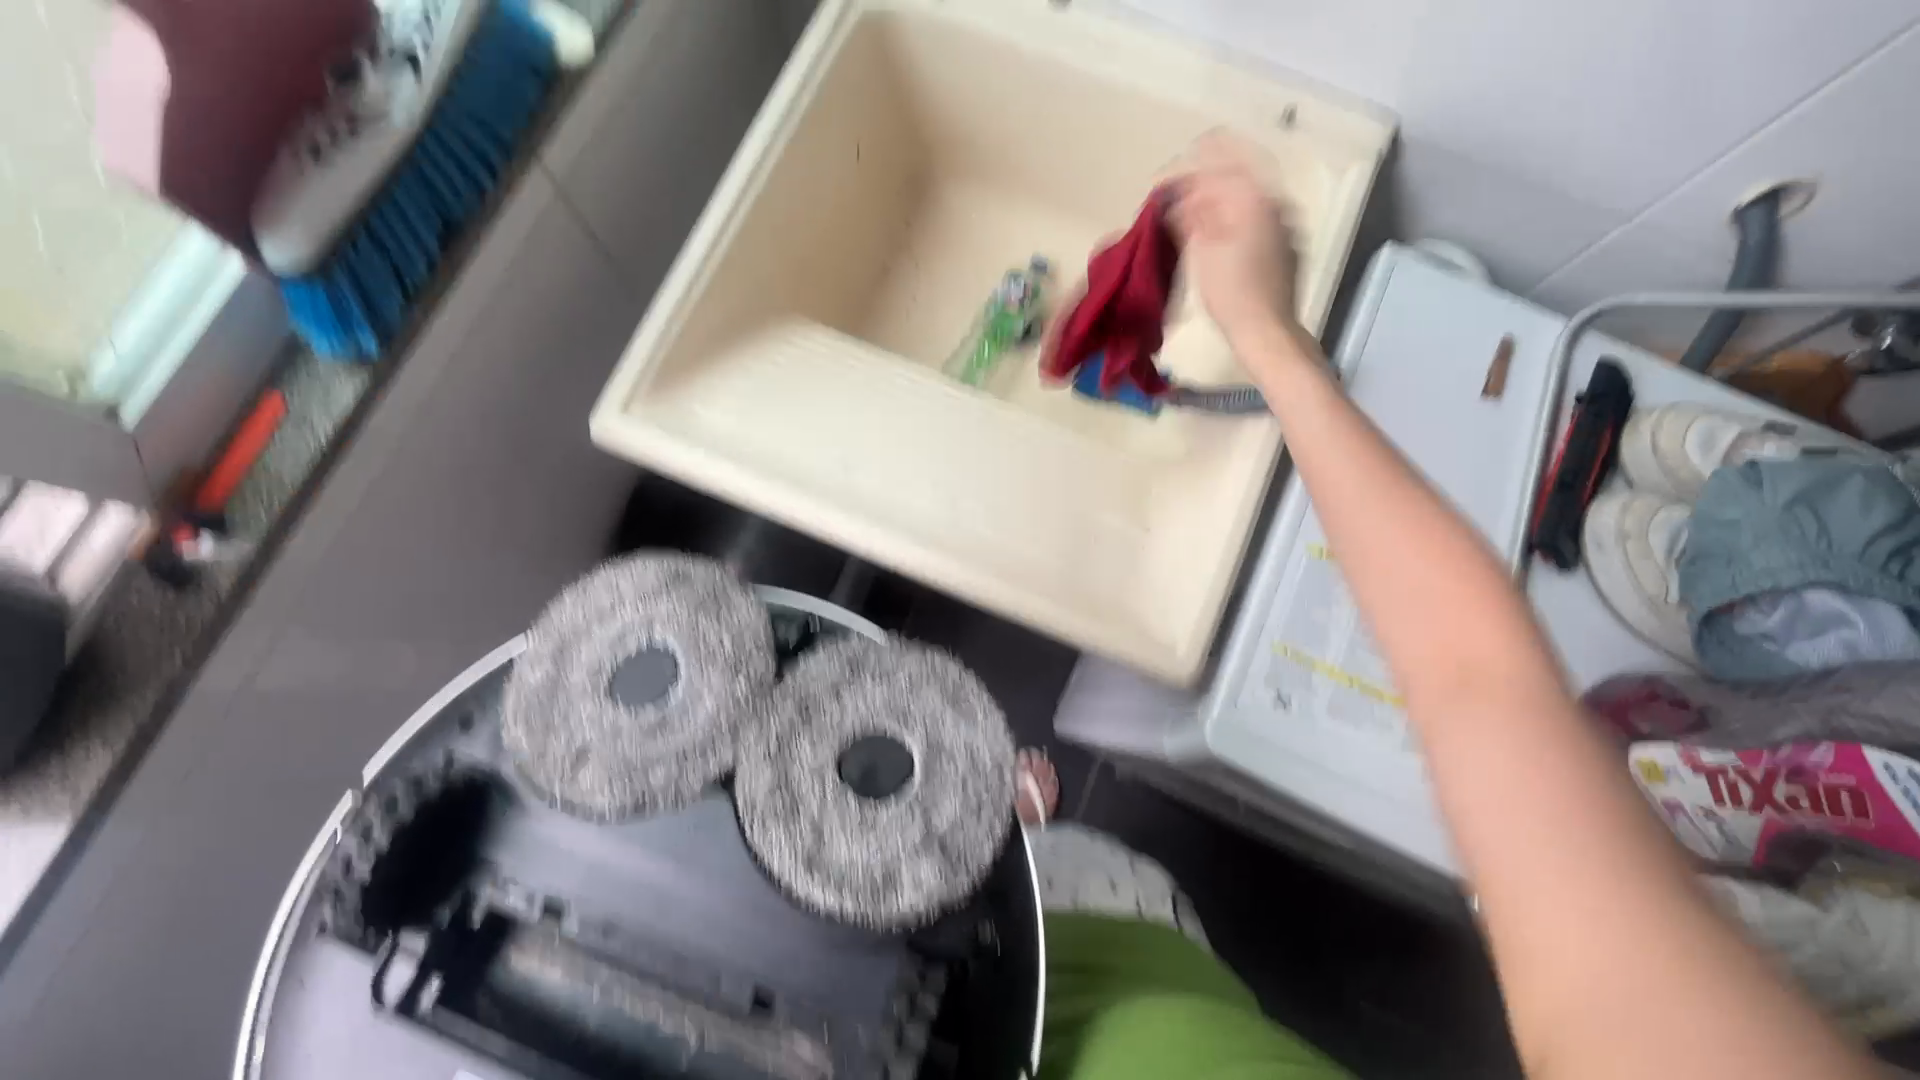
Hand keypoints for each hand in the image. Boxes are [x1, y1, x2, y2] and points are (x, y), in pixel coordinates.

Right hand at [1169, 134, 1305, 350]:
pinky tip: (1212, 237)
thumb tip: (1176, 201)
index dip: (1186, 171)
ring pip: (1245, 201)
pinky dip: (1230, 221)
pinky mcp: (1286, 247)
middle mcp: (1276, 203)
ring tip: (1187, 219)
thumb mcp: (1201, 251)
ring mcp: (1285, 226)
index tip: (1161, 184)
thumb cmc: (1231, 292)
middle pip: (1235, 178)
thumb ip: (1189, 216)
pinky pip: (1255, 220)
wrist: (1268, 331)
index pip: (1219, 164)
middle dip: (1201, 186)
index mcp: (1256, 198)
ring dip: (1215, 204)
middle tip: (1172, 201)